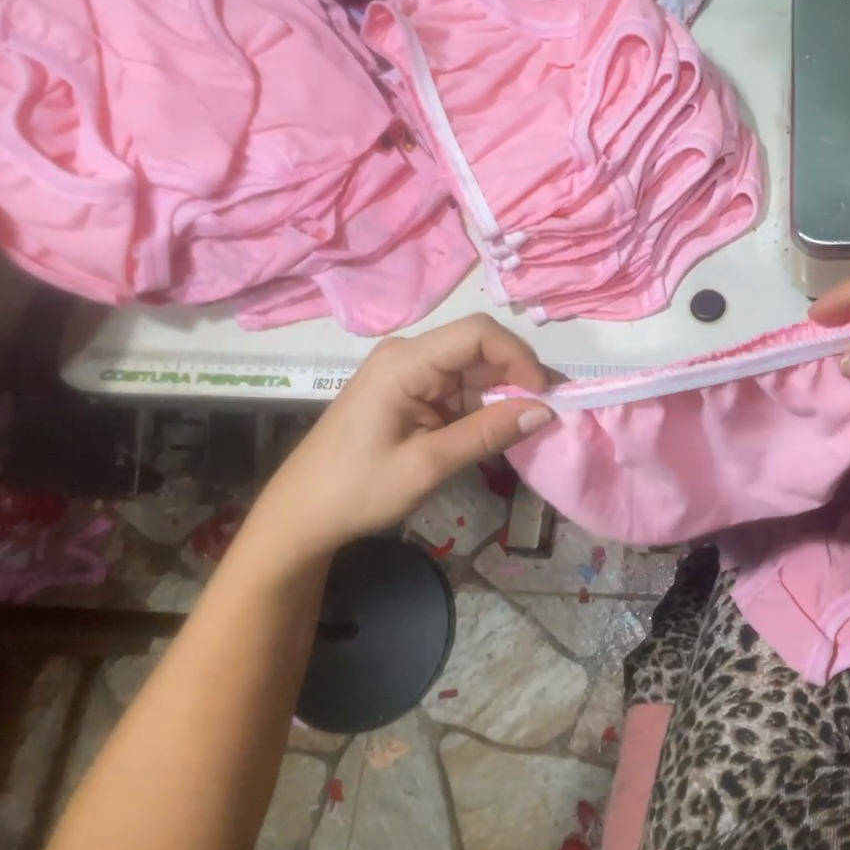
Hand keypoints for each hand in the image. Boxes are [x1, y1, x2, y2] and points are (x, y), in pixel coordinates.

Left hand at [247, 315, 552, 566]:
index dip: (519, 357)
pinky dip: (483, 407)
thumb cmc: (358, 490)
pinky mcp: (409, 391)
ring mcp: (407, 372)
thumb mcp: (429, 465)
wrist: (301, 515)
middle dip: (517, 376)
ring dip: (502, 395)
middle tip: (547, 413)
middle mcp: (407, 355)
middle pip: (479, 348)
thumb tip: (546, 410)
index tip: (545, 396)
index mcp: (405, 363)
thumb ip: (488, 433)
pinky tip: (497, 431)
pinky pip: (459, 387)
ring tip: (527, 426)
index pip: (478, 334)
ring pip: (473, 369)